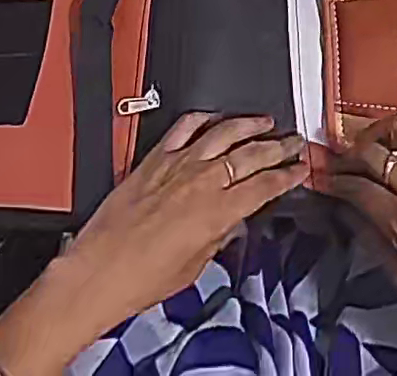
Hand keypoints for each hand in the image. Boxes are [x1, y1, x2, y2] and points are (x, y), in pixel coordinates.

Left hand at [0, 114, 306, 375]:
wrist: (96, 273)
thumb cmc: (141, 279)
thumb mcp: (195, 265)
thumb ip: (220, 235)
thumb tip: (233, 219)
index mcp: (216, 211)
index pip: (264, 185)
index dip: (287, 174)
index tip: (300, 168)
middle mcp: (201, 181)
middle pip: (252, 153)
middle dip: (279, 145)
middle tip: (294, 140)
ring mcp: (179, 163)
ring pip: (225, 131)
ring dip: (250, 124)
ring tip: (266, 120)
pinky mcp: (157, 156)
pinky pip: (186, 126)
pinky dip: (205, 117)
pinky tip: (215, 116)